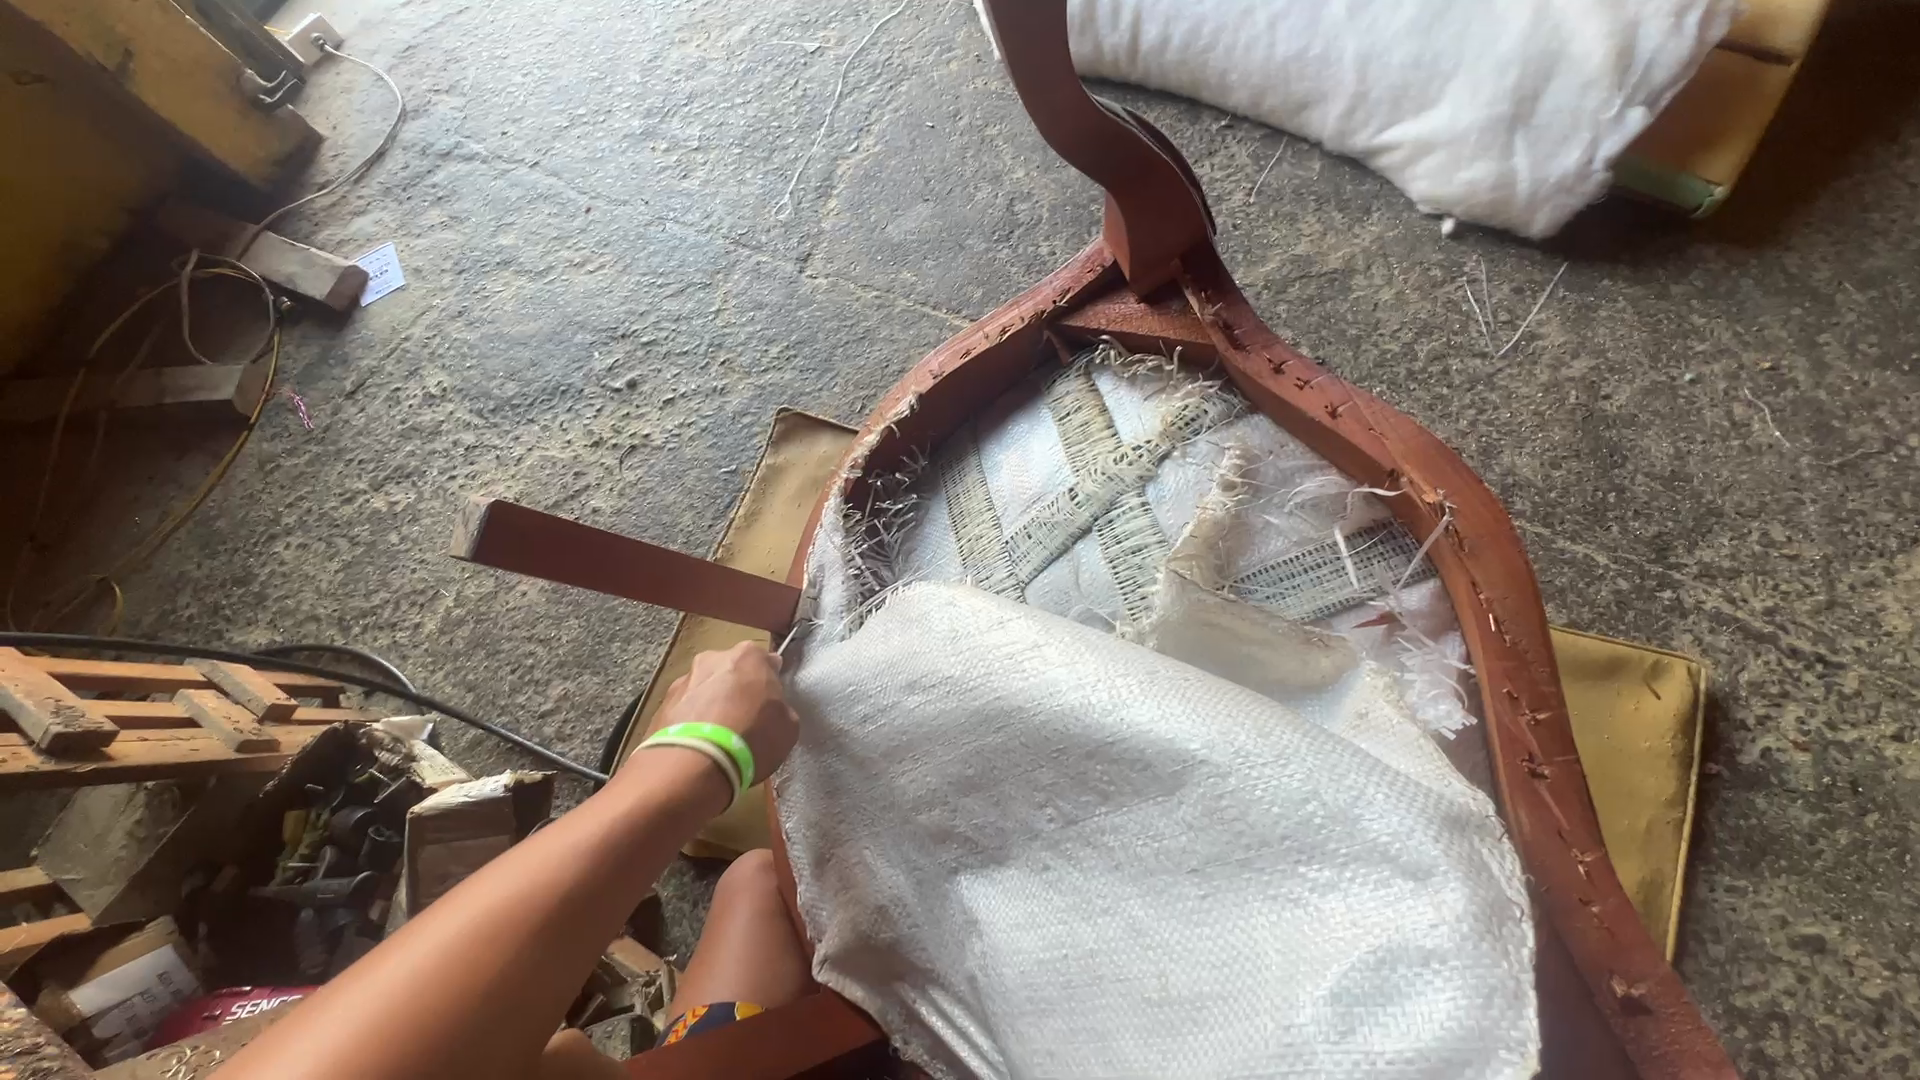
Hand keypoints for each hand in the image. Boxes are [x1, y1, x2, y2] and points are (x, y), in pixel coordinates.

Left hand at [642, 642, 798, 784]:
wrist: (694, 764)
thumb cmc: (751, 737)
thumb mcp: (788, 726)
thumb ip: (781, 708)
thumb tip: (772, 708)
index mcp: (748, 655)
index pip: (765, 661)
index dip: (770, 682)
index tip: (770, 703)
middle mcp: (713, 659)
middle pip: (731, 671)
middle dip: (737, 690)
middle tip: (745, 720)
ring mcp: (683, 681)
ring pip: (705, 690)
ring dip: (712, 706)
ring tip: (718, 739)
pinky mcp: (661, 706)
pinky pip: (685, 711)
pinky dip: (692, 723)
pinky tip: (699, 747)